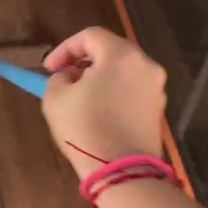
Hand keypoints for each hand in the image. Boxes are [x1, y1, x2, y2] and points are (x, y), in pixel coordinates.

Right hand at [40, 27, 166, 177]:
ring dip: (100, 76)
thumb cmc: (85, 129)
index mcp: (120, 55)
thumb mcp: (55, 99)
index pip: (90, 36)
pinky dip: (114, 92)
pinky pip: (132, 89)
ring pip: (122, 70)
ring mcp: (156, 87)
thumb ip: (58, 78)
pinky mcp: (158, 108)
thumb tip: (69, 76)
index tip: (49, 69)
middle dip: (83, 61)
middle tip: (64, 78)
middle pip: (110, 50)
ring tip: (80, 96)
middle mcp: (145, 64)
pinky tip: (99, 111)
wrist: (122, 171)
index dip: (64, 48)